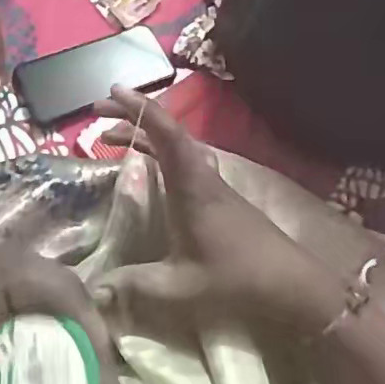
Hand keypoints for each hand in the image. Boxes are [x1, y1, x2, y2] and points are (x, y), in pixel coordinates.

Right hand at [92, 86, 353, 336]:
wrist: (291, 285)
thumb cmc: (236, 279)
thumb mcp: (180, 288)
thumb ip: (134, 286)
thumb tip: (92, 291)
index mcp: (191, 185)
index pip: (165, 132)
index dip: (139, 108)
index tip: (113, 91)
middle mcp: (202, 175)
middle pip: (167, 131)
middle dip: (133, 114)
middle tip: (100, 111)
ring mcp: (212, 184)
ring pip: (176, 144)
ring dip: (144, 133)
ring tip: (112, 138)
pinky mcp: (218, 196)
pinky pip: (182, 159)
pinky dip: (159, 151)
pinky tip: (148, 168)